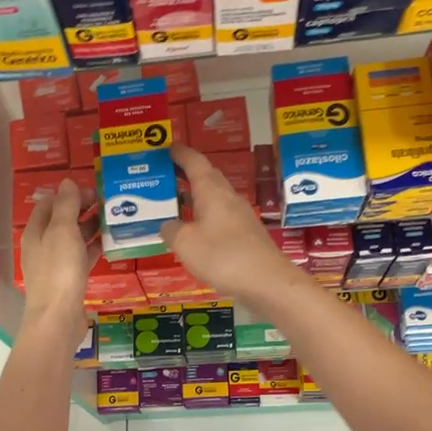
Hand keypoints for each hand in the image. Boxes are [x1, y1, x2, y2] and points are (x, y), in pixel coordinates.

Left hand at [19, 178, 97, 348]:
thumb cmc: (59, 270)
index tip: (93, 191)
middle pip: (62, 220)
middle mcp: (43, 246)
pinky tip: (111, 243)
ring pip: (74, 239)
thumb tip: (68, 182)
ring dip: (91, 228)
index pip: (49, 203)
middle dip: (83, 209)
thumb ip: (66, 205)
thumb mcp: (63, 231)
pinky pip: (82, 258)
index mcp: (36, 231)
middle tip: (109, 204)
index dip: (69, 194)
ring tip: (114, 220)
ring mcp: (56, 264)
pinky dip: (94, 248)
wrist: (58, 317)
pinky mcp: (69, 280)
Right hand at [161, 147, 304, 304]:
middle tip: (164, 176)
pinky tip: (193, 233)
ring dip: (194, 198)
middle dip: (186, 174)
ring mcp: (240, 217)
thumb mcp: (185, 244)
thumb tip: (169, 225)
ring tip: (173, 204)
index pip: (195, 162)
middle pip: (206, 178)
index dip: (179, 153)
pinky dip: (203, 218)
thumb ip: (171, 230)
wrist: (267, 282)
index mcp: (212, 192)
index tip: (165, 148)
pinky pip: (219, 219)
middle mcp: (228, 198)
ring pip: (213, 199)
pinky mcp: (245, 236)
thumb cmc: (223, 256)